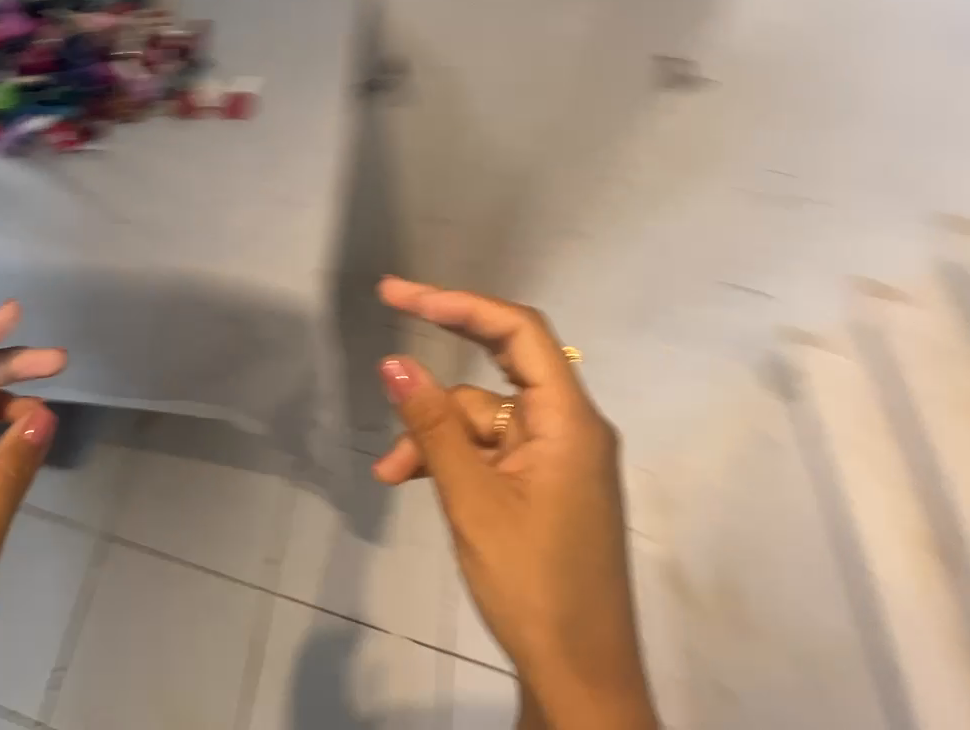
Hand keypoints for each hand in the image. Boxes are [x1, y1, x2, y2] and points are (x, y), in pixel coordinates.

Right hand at [374, 276, 655, 729]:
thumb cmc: (532, 584)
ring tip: (392, 473)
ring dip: (433, 432)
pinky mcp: (543, 483)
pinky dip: (449, 457)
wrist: (580, 674)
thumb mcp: (470, 498)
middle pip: (501, 361)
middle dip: (444, 341)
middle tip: (389, 308)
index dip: (458, 302)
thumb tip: (393, 361)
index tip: (398, 296)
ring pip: (482, 415)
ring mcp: (556, 456)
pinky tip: (410, 480)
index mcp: (569, 421)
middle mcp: (569, 426)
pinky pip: (488, 448)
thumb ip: (432, 424)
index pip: (518, 331)